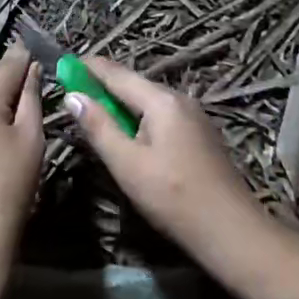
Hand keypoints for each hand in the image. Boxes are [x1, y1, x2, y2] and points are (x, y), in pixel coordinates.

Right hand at [70, 57, 270, 252]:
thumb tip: (72, 97)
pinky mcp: (200, 135)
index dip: (89, 68)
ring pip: (148, 101)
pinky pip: (160, 115)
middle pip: (134, 84)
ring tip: (95, 111)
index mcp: (162, 101)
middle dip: (103, 85)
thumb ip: (98, 127)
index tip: (64, 65)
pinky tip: (128, 134)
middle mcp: (180, 99)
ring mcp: (194, 117)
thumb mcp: (127, 164)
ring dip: (120, 103)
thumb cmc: (174, 198)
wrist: (234, 233)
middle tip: (74, 91)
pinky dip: (138, 117)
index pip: (117, 73)